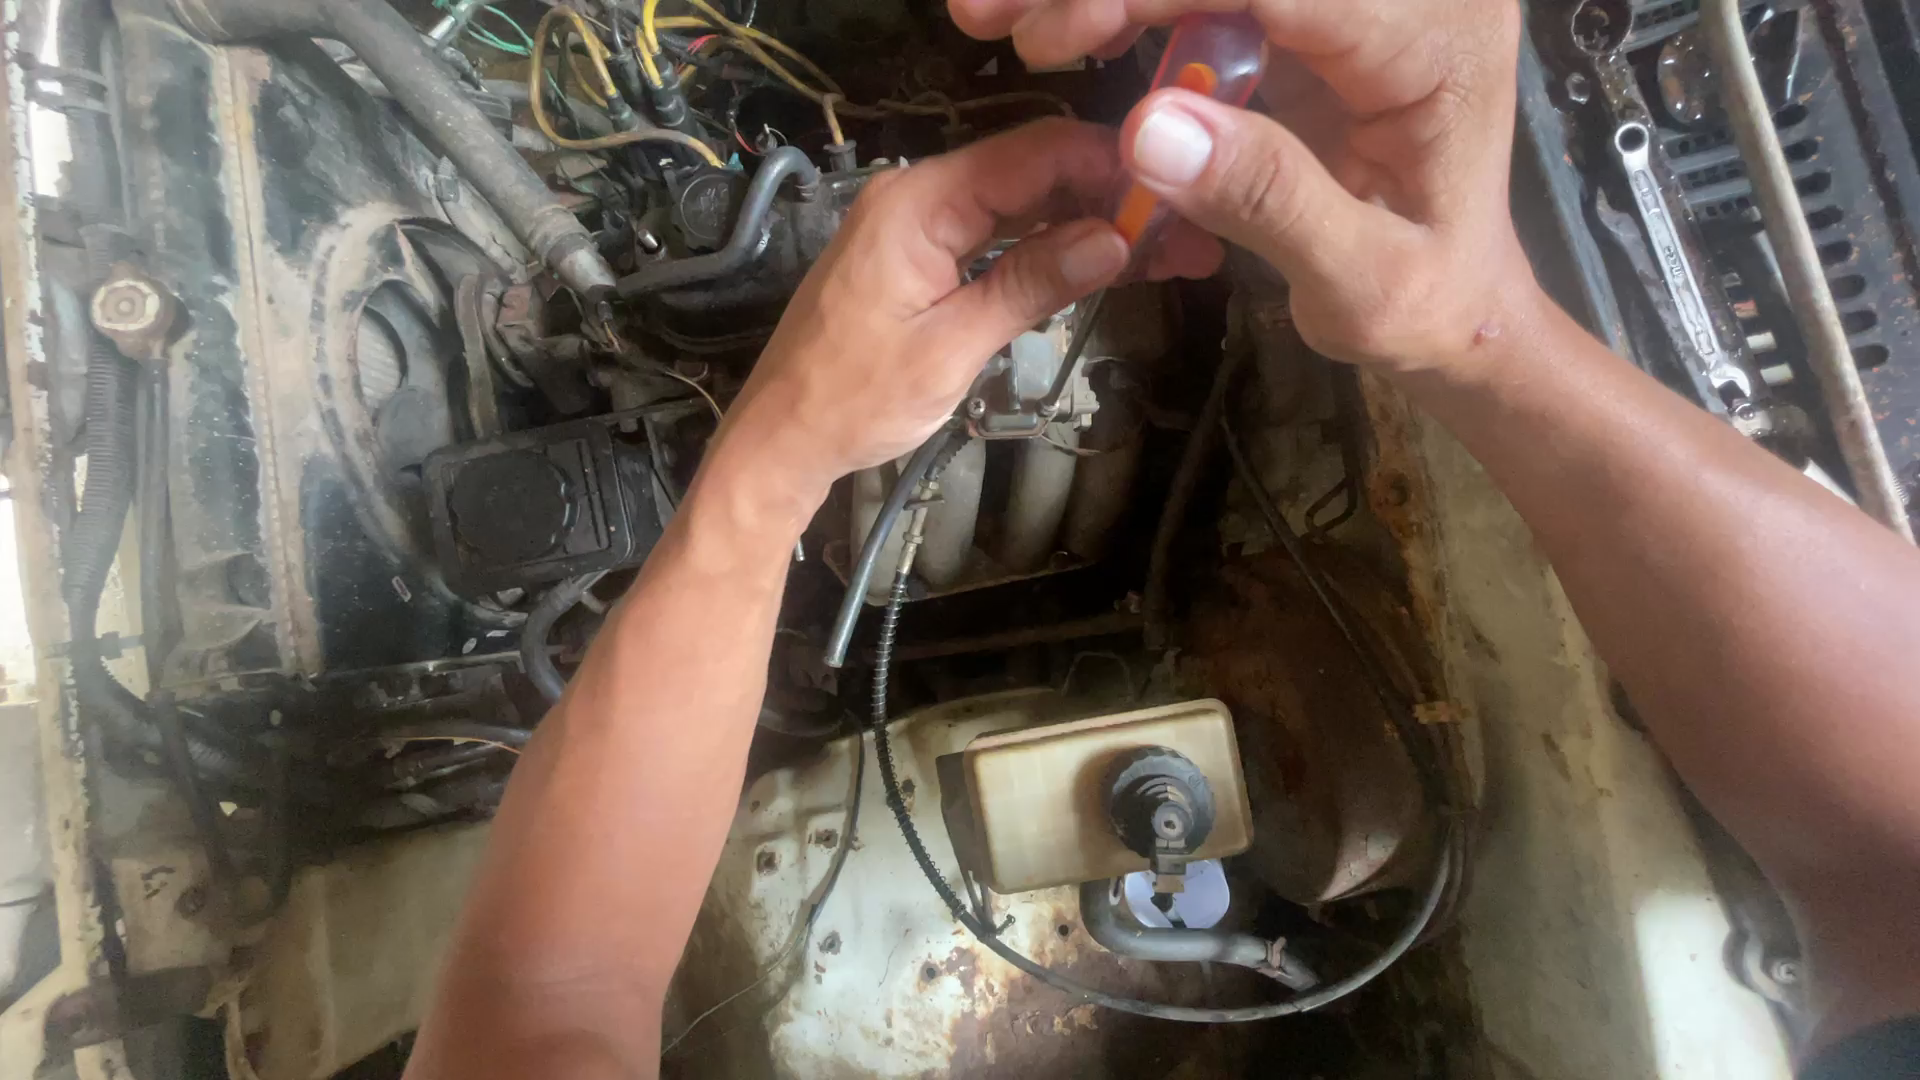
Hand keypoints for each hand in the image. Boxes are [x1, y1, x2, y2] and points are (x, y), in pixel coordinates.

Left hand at [714, 118, 1220, 498]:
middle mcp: (916, 198)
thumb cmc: (855, 400)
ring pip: (1016, 212)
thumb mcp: (950, 348)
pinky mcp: (916, 263)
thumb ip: (1028, 285)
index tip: (1175, 193)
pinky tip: (1091, 267)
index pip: (1033, 156)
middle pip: (1029, 179)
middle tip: (1181, 237)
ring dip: (1080, 231)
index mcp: (919, 203)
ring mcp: (915, 230)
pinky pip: (990, 243)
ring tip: (1156, 255)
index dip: (1109, 168)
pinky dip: (1039, 256)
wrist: (784, 440)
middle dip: (1106, 203)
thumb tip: (1112, 239)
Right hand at [950, 0, 1532, 375]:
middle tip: (990, 10)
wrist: (1453, 302)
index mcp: (1430, 36)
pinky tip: (1065, 31)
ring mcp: (1344, 7)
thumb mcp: (1356, 277)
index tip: (1053, 33)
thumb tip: (1146, 126)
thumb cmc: (1418, 301)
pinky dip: (1125, 12)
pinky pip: (1204, 4)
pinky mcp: (1303, 30)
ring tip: (997, 18)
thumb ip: (1268, 198)